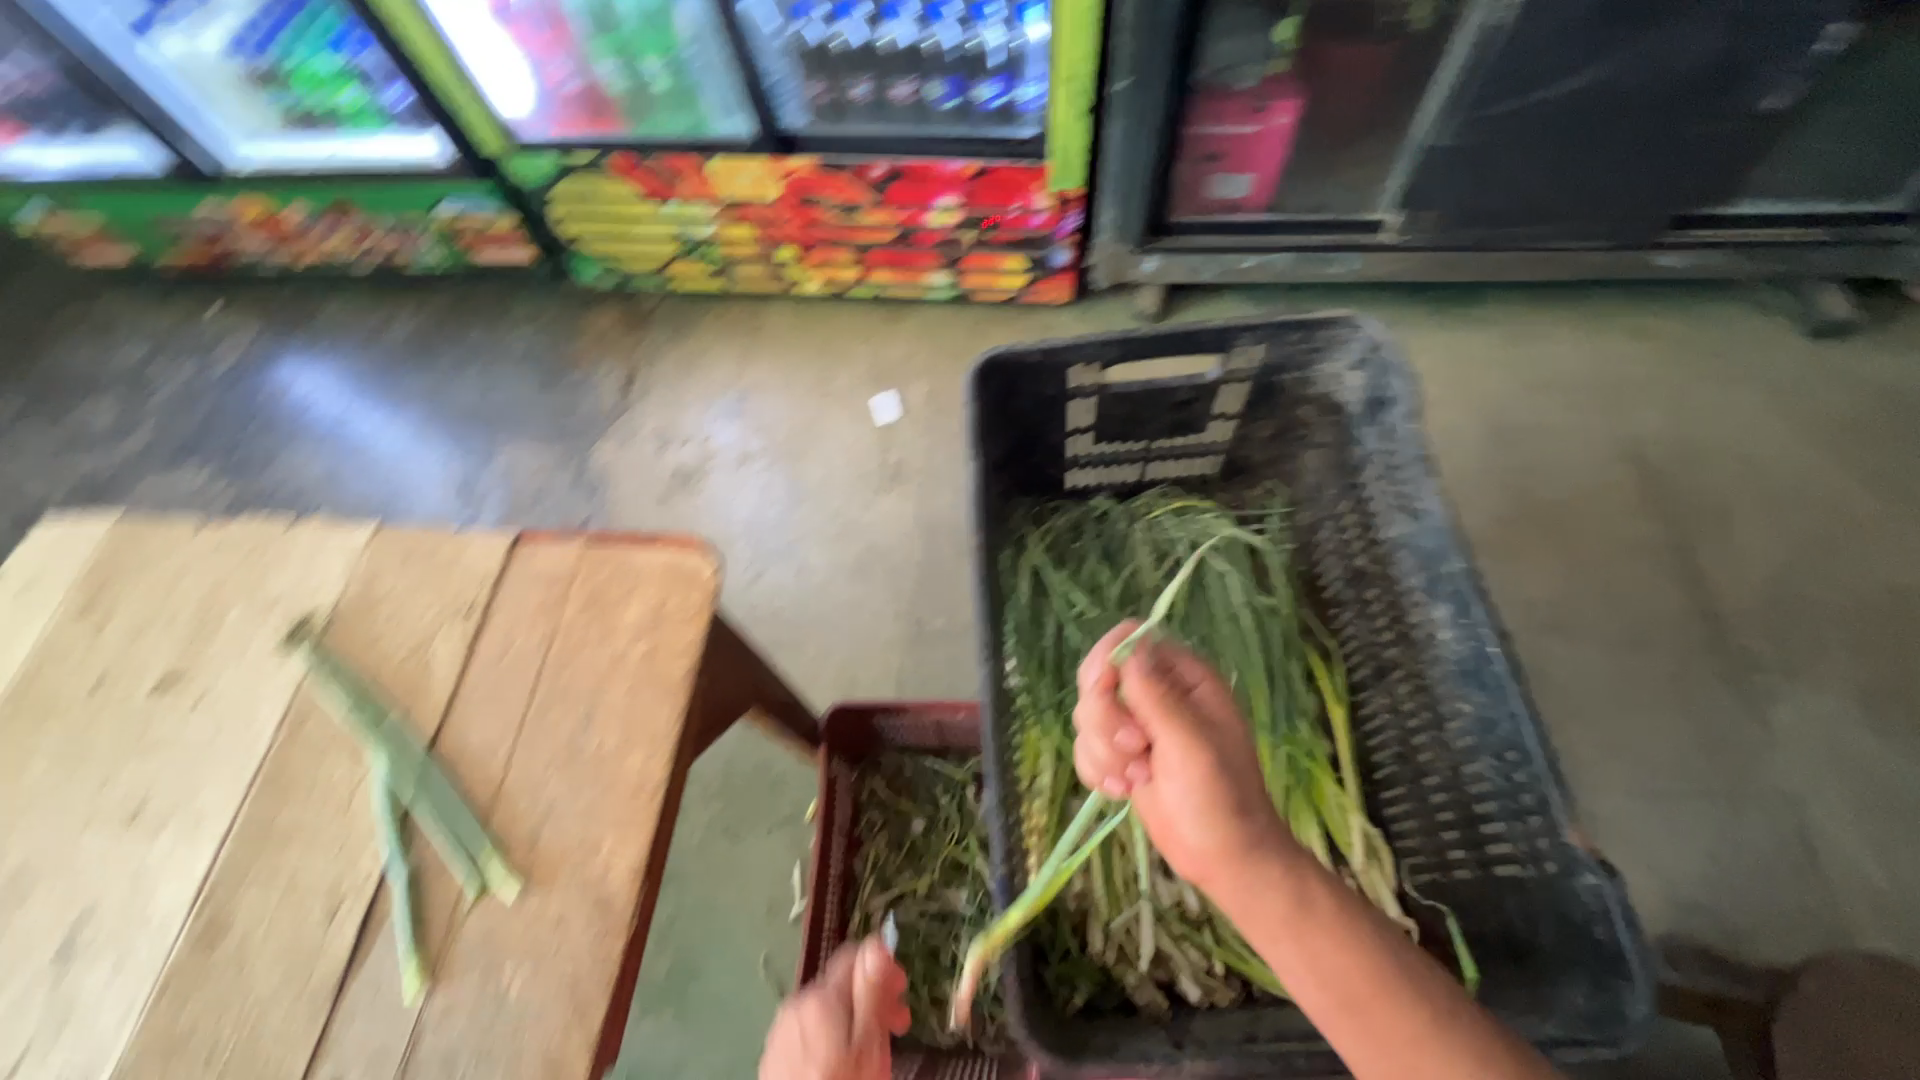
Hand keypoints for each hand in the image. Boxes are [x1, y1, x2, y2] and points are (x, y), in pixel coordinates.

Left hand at [759, 936, 909, 1079]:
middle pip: (840, 984)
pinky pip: (808, 1031)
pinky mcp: (774, 1055)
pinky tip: (841, 1064)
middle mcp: (795, 1003)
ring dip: (853, 1018)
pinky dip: (829, 1036)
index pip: (853, 956)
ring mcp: (780, 1030)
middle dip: (872, 997)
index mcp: (819, 996)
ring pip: (825, 1009)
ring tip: (872, 1050)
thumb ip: (871, 990)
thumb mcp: (869, 1043)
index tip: (902, 992)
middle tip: (899, 1026)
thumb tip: (878, 941)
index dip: (883, 966)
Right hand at [1073, 620, 1292, 893]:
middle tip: (1137, 750)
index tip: (1101, 693)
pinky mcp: (1119, 757)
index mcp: (1185, 678)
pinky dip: (1096, 770)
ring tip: (1137, 778)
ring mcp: (1136, 726)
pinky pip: (1084, 747)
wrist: (1223, 859)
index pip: (1128, 640)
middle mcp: (1157, 694)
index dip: (1106, 663)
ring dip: (1102, 751)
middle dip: (1104, 720)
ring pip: (1086, 716)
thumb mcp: (1191, 743)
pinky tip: (1123, 792)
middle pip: (1097, 679)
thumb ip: (1155, 694)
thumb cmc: (1220, 799)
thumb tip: (1126, 646)